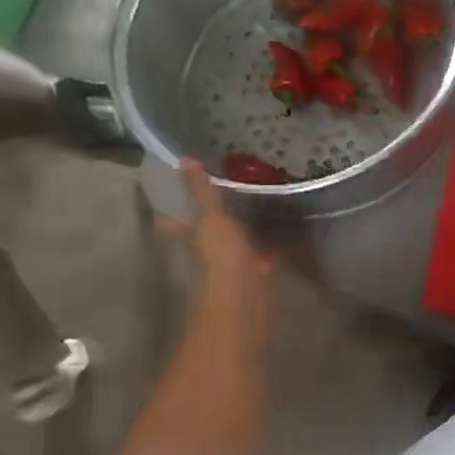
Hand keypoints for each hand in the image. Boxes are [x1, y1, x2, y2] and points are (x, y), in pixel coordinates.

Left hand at [159, 160, 273, 289]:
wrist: (244, 295)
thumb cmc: (221, 254)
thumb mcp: (210, 216)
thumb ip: (200, 191)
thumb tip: (185, 158)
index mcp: (197, 238)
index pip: (180, 227)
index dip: (174, 221)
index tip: (171, 210)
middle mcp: (212, 254)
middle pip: (210, 238)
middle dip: (216, 226)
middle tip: (230, 202)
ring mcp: (235, 267)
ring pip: (237, 248)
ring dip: (244, 237)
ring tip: (260, 215)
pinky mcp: (257, 278)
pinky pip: (262, 260)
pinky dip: (270, 251)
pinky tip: (283, 240)